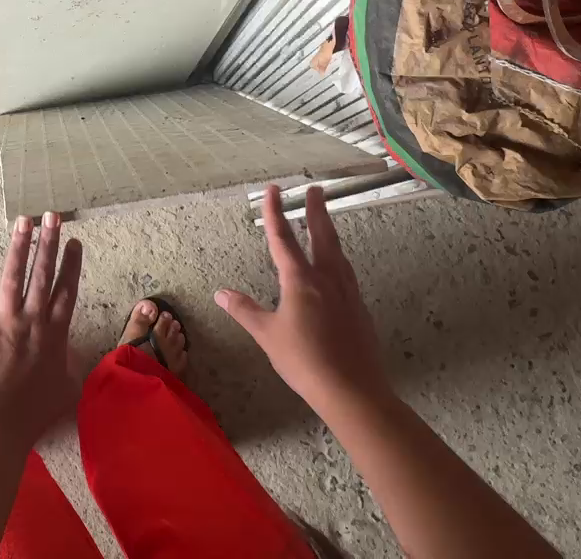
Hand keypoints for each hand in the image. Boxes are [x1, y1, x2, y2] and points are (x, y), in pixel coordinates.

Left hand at [0, 211, 83, 446]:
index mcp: (55, 333)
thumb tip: (77, 348)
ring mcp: (5, 320)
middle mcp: (32, 320)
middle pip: (44, 274)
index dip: (71, 264)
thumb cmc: (35, 411)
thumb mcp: (67, 386)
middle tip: (53, 216)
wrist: (0, 424)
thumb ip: (72, 361)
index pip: (67, 290)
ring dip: (19, 245)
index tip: (75, 242)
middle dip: (49, 242)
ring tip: (24, 219)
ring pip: (14, 275)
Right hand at [216, 184, 392, 414]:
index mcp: (301, 281)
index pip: (283, 239)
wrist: (354, 392)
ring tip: (326, 222)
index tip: (273, 189)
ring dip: (330, 232)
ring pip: (338, 253)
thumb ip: (245, 310)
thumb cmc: (304, 360)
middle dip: (316, 211)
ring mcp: (347, 294)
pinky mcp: (359, 310)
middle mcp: (327, 280)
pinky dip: (338, 259)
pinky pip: (347, 273)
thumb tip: (221, 293)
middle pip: (322, 236)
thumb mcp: (267, 335)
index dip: (275, 212)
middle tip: (316, 189)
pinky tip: (338, 267)